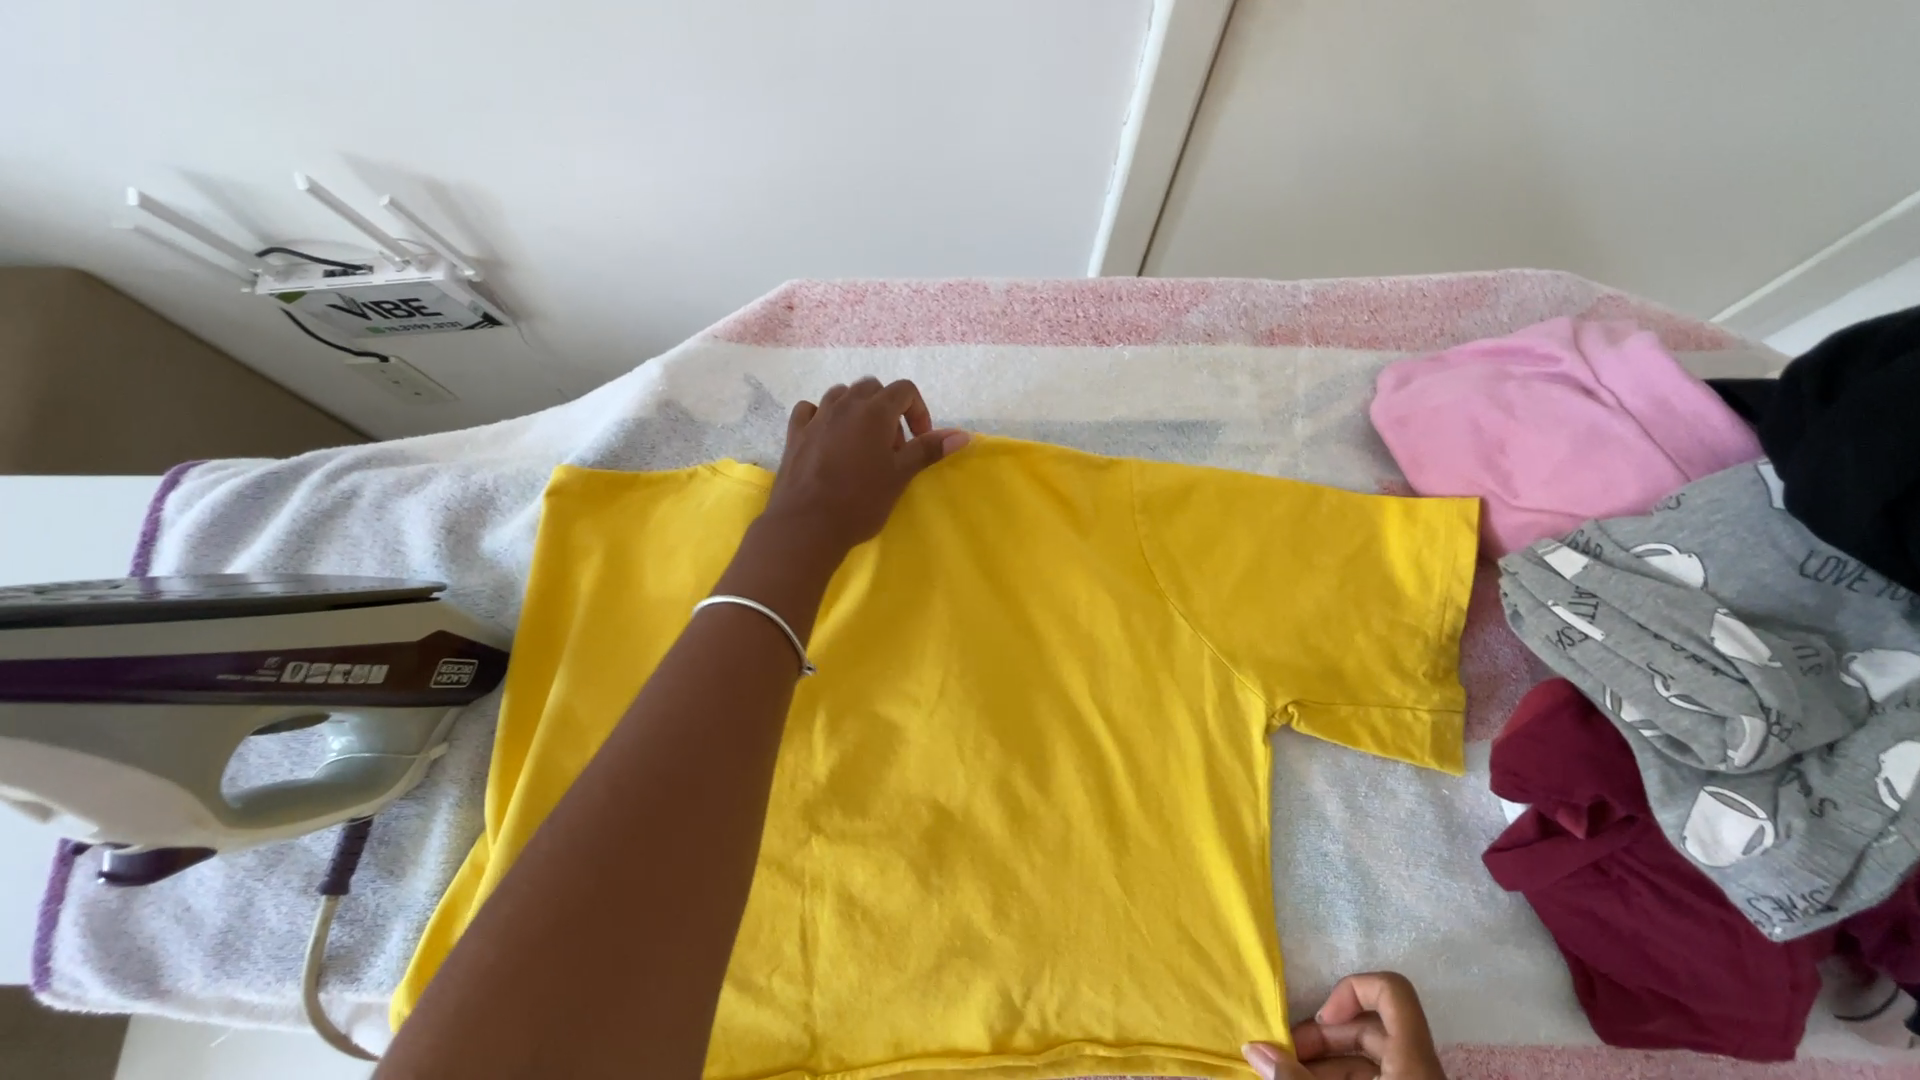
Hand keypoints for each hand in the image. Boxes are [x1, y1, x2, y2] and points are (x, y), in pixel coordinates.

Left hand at [762, 377, 967, 552]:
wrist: (807, 525)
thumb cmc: (860, 501)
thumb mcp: (900, 475)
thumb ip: (928, 449)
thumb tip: (962, 435)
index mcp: (874, 411)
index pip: (904, 389)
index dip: (918, 411)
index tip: (919, 441)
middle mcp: (844, 404)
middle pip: (872, 388)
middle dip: (888, 410)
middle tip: (892, 447)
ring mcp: (816, 416)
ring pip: (841, 395)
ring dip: (857, 410)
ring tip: (862, 444)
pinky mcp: (795, 432)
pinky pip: (811, 410)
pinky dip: (823, 416)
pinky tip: (828, 438)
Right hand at [1242, 973, 1445, 1079]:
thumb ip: (1294, 1078)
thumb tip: (1252, 1048)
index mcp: (1414, 1060)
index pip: (1392, 990)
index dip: (1351, 991)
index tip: (1321, 1018)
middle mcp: (1420, 1069)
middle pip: (1370, 1028)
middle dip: (1323, 1037)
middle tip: (1287, 1055)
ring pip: (1369, 1061)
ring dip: (1325, 1063)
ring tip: (1288, 1075)